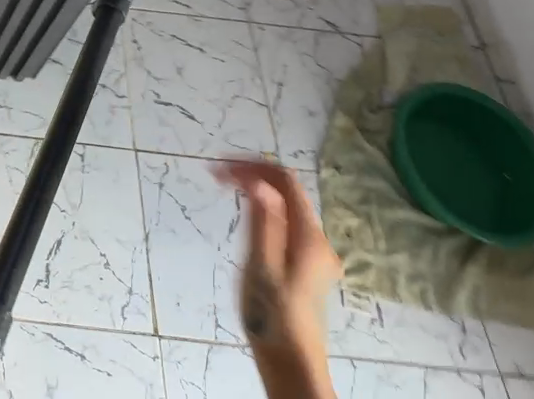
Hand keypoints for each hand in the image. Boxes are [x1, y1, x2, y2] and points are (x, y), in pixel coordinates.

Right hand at [213, 161, 341, 354]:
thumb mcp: (262, 268)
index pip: (285, 181)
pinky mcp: (305, 265)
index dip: (253, 166)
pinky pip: (285, 222)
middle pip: (287, 190)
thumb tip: (259, 182)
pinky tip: (244, 216)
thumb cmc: (273, 319)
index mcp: (309, 237)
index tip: (218, 168)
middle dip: (252, 174)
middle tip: (216, 174)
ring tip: (224, 187)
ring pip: (285, 205)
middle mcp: (317, 240)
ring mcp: (313, 253)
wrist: (292, 366)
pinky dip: (262, 209)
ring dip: (256, 189)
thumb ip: (264, 223)